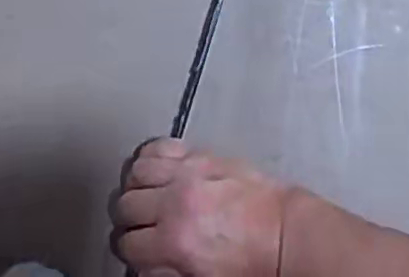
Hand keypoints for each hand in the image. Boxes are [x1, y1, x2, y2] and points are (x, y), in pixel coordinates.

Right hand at [110, 139, 289, 276]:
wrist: (283, 234)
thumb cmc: (252, 261)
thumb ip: (166, 272)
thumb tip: (145, 266)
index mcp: (176, 241)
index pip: (126, 243)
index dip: (127, 250)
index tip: (133, 250)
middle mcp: (177, 201)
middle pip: (125, 203)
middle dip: (126, 218)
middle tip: (136, 225)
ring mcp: (188, 172)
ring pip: (137, 169)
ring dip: (135, 185)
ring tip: (143, 195)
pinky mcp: (201, 153)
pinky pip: (161, 145)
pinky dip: (151, 155)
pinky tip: (156, 168)